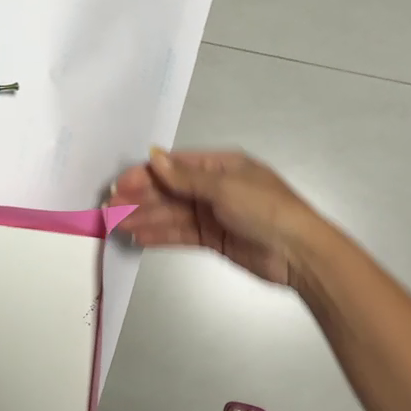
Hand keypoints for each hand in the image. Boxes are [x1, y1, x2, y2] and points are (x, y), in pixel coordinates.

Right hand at [108, 149, 327, 285]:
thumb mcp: (225, 187)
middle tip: (108, 208)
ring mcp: (213, 214)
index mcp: (221, 166)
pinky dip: (159, 235)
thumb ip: (185, 177)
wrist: (301, 254)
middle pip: (169, 191)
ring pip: (171, 213)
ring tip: (114, 225)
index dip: (146, 175)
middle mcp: (214, 187)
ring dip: (143, 217)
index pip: (175, 167)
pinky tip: (137, 236)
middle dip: (139, 198)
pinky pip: (180, 234)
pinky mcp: (214, 239)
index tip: (120, 185)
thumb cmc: (266, 210)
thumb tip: (154, 156)